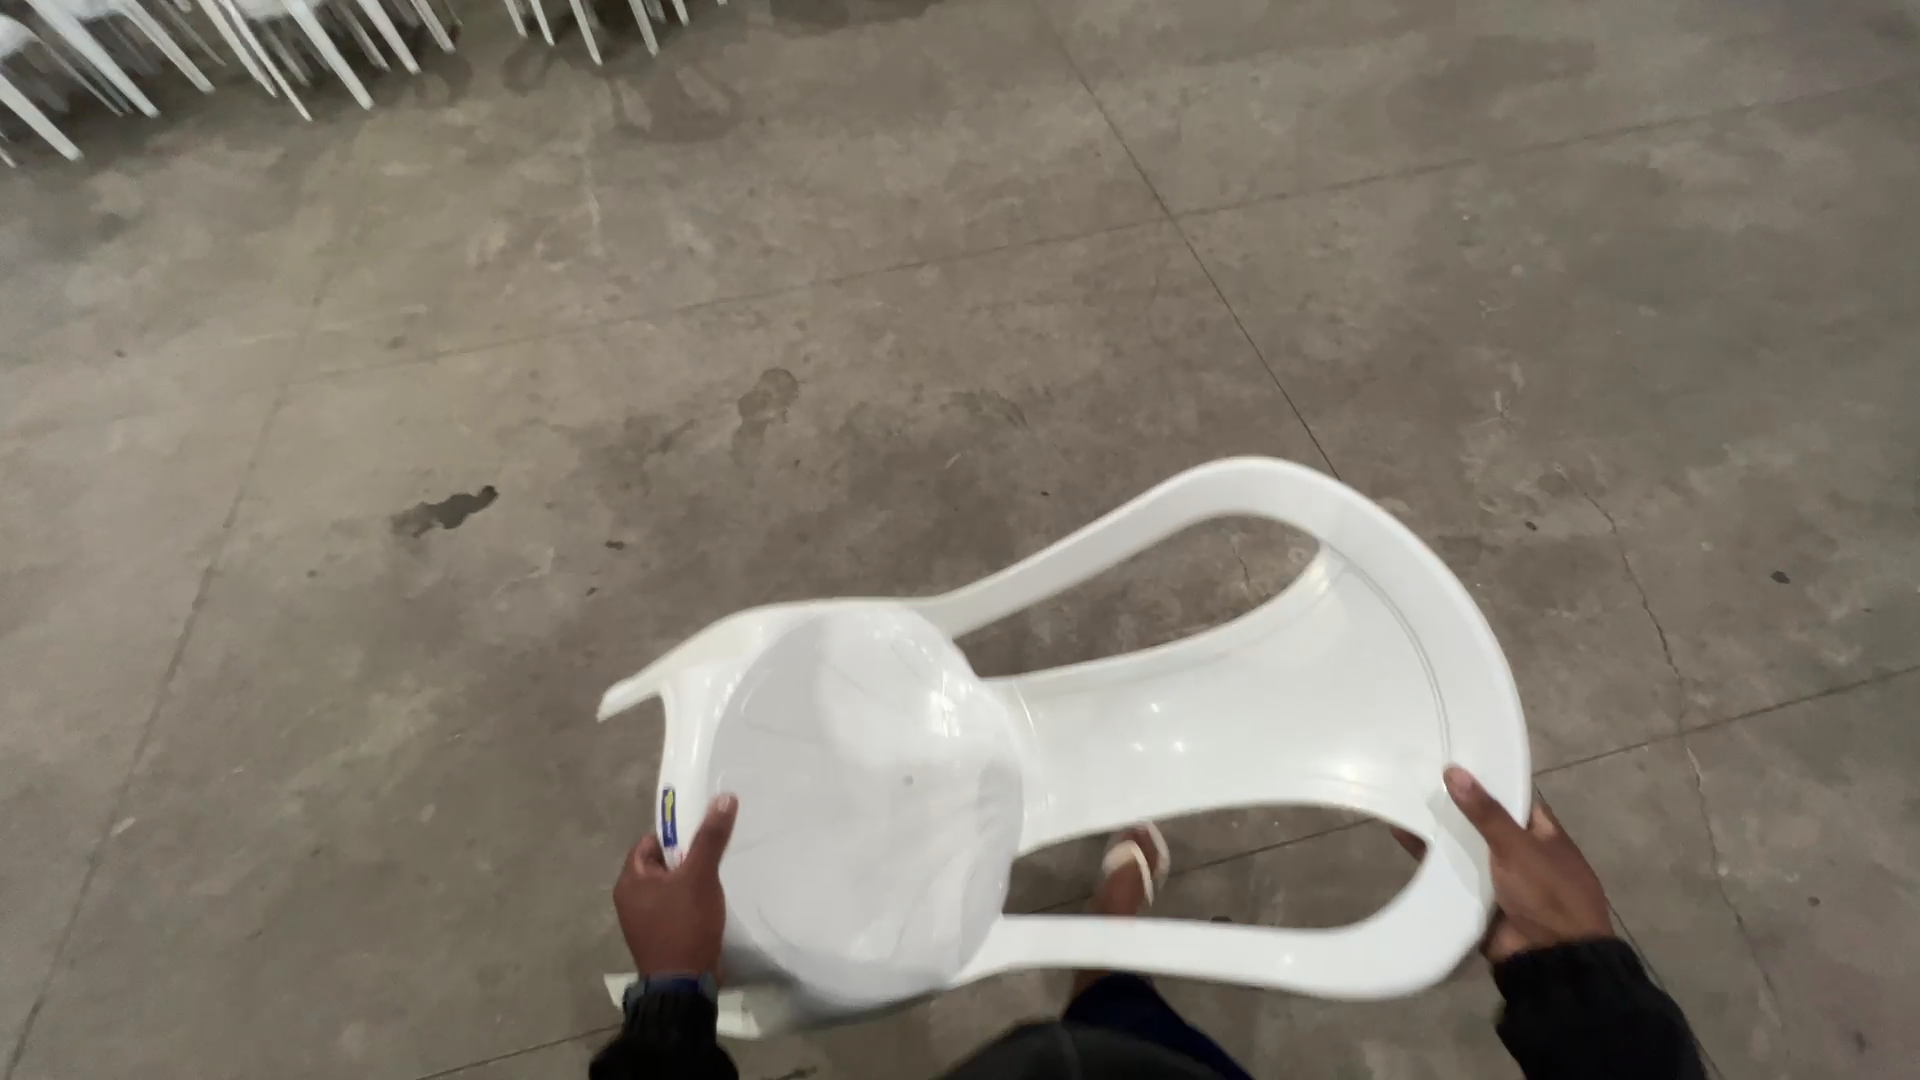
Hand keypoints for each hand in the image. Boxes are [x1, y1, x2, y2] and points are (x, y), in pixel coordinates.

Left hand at [614, 793, 738, 976]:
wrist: (685, 984)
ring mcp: (645, 919)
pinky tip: (712, 898)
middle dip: (689, 855)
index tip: (702, 832)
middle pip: (663, 861)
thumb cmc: (684, 924)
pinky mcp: (661, 933)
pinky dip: (692, 897)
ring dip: (693, 877)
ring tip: (716, 873)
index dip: (676, 833)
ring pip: (672, 883)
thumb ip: (710, 837)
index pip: (651, 841)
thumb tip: (723, 798)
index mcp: (630, 881)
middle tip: (714, 851)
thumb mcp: (700, 875)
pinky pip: (676, 903)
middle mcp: (631, 898)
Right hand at [1394, 766, 1613, 962]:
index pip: (1515, 799)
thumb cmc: (1549, 896)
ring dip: (1438, 827)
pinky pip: (1447, 867)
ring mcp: (1497, 874)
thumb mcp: (1518, 848)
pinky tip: (1399, 832)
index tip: (1456, 759)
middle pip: (1484, 819)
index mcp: (1545, 837)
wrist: (1549, 959)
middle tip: (1419, 774)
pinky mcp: (1475, 892)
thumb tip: (1453, 770)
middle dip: (1455, 803)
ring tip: (1402, 796)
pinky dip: (1426, 853)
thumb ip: (1485, 812)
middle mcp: (1521, 852)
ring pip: (1462, 843)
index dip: (1489, 779)